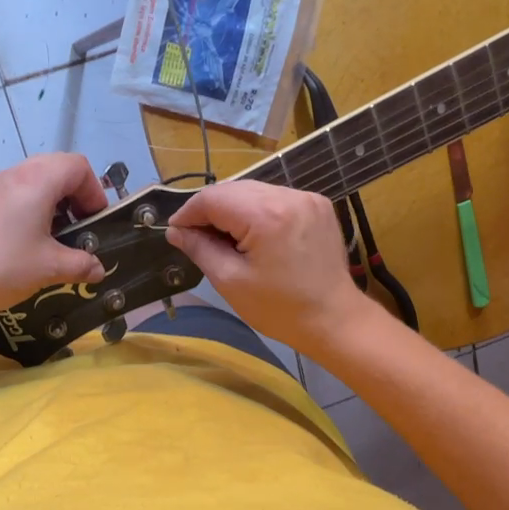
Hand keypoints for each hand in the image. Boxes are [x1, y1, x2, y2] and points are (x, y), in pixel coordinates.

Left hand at [0, 154, 108, 318]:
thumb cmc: (2, 265)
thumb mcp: (49, 268)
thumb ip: (80, 265)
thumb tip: (98, 269)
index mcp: (38, 180)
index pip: (78, 166)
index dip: (95, 192)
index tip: (96, 223)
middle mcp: (15, 175)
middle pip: (57, 169)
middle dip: (76, 197)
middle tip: (79, 230)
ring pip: (34, 183)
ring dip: (53, 206)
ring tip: (55, 241)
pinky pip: (15, 196)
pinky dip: (31, 212)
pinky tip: (27, 246)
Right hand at [165, 180, 373, 350]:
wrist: (334, 319)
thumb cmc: (279, 308)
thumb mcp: (231, 281)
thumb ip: (200, 249)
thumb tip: (175, 231)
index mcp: (266, 215)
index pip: (213, 198)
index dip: (188, 213)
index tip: (174, 232)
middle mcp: (288, 196)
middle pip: (234, 190)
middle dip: (210, 211)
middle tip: (195, 238)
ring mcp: (306, 198)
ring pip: (254, 192)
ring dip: (233, 210)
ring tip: (222, 239)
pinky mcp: (317, 205)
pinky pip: (276, 199)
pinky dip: (257, 211)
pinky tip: (252, 236)